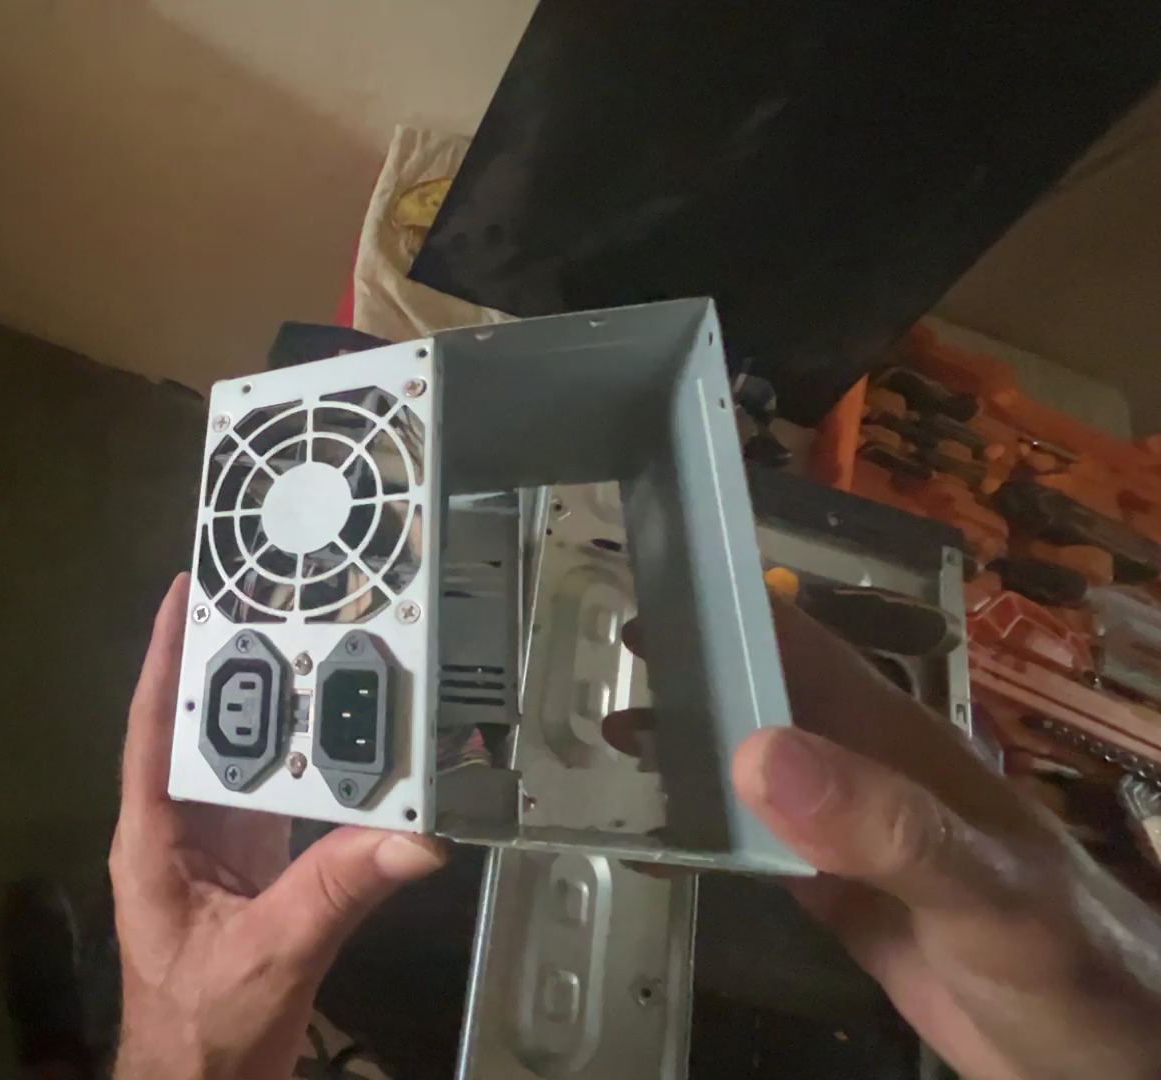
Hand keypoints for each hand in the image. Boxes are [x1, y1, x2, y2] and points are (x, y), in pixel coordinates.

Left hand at [108, 575, 446, 1079]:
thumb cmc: (204, 1027)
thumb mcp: (269, 955)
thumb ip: (337, 892)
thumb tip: (413, 836)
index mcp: (153, 832)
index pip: (152, 726)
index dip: (165, 656)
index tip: (182, 595)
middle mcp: (176, 821)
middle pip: (199, 728)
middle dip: (228, 664)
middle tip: (265, 605)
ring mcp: (212, 838)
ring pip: (238, 754)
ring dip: (267, 707)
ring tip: (304, 649)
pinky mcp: (247, 858)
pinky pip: (272, 792)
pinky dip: (299, 760)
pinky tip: (332, 731)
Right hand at [608, 603, 1160, 1079]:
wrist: (1115, 1065)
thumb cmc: (1077, 970)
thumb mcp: (987, 894)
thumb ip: (883, 823)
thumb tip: (754, 750)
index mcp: (882, 734)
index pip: (789, 638)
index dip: (717, 601)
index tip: (642, 580)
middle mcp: (849, 762)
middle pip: (749, 692)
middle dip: (678, 668)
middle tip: (604, 654)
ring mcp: (834, 822)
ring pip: (736, 761)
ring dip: (675, 745)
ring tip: (611, 737)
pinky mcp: (821, 878)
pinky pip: (738, 837)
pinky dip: (687, 830)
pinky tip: (643, 842)